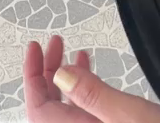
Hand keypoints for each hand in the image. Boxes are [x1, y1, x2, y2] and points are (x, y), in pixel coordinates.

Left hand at [23, 38, 159, 122]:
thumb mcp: (127, 115)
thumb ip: (93, 94)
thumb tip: (61, 74)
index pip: (38, 109)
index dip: (32, 76)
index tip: (34, 48)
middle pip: (48, 108)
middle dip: (46, 72)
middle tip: (53, 44)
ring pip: (64, 109)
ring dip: (63, 77)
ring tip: (67, 50)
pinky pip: (81, 112)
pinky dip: (81, 87)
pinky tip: (89, 70)